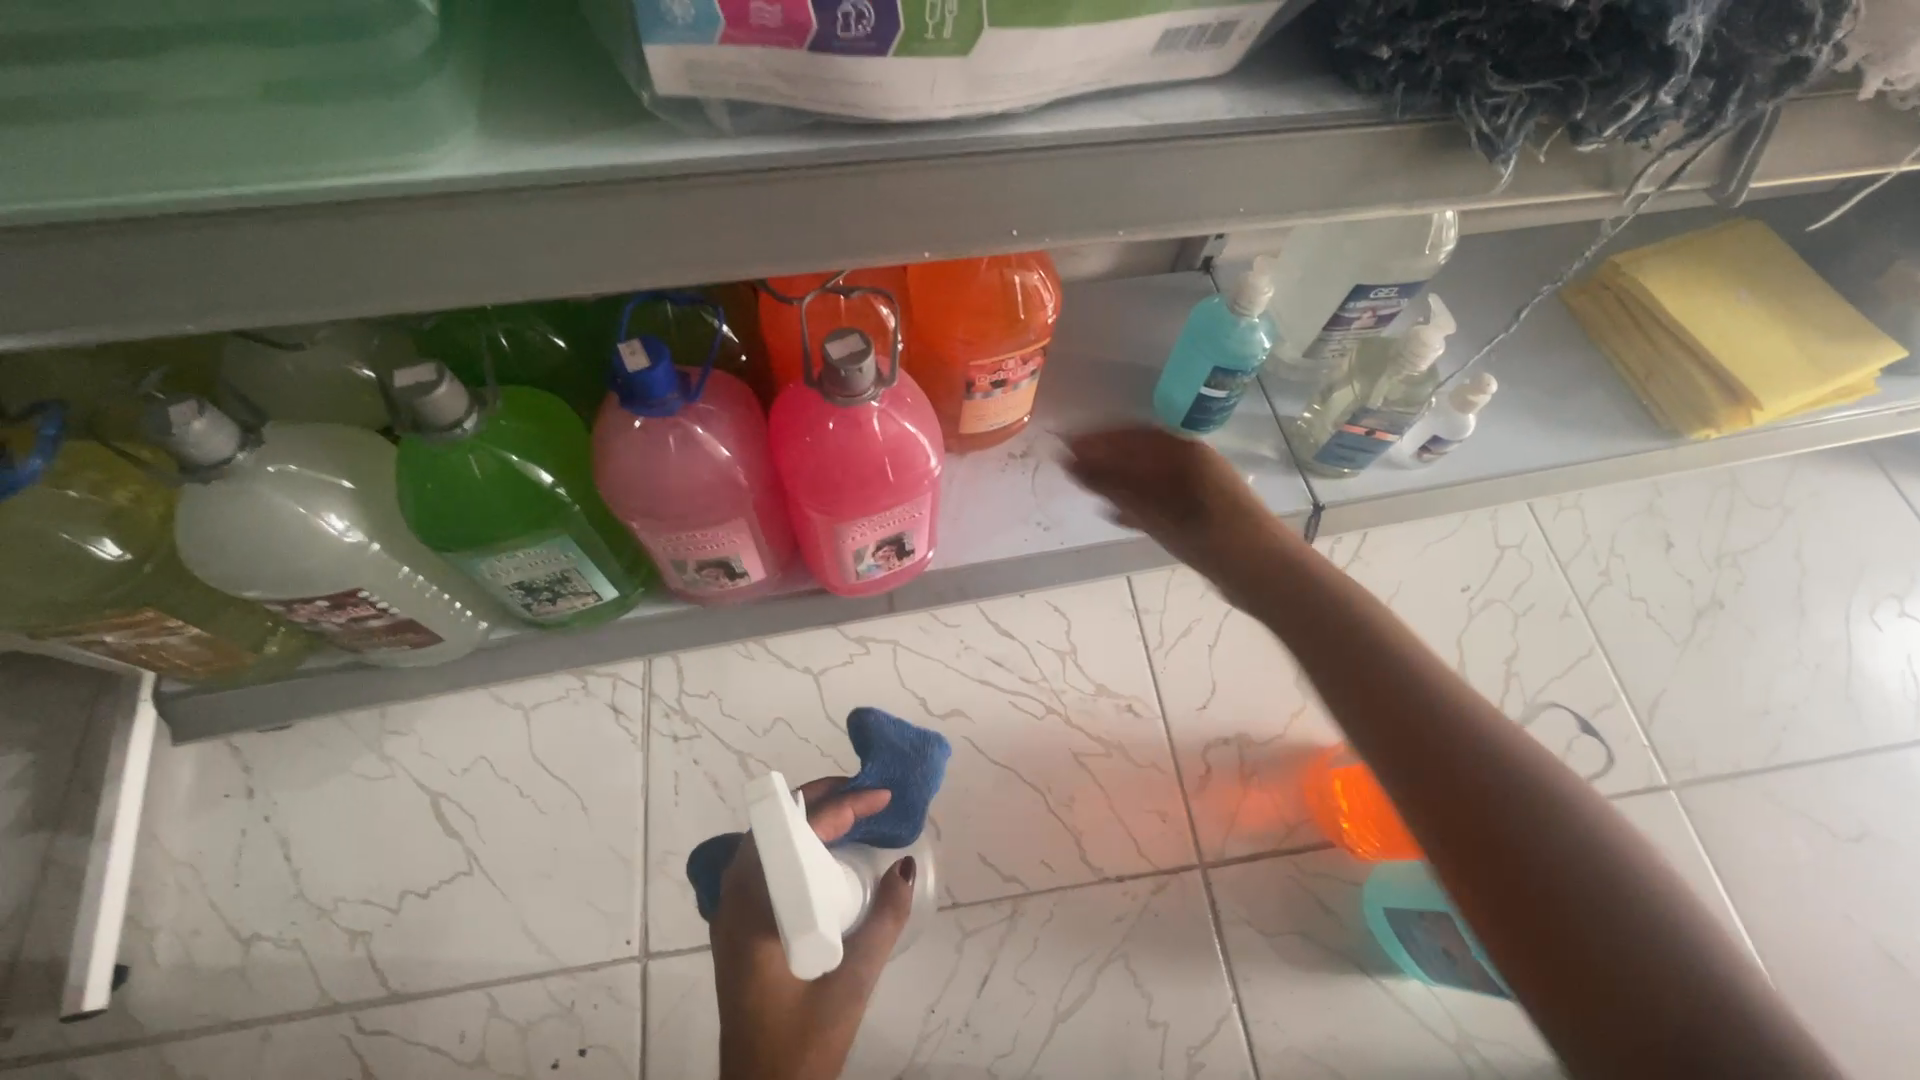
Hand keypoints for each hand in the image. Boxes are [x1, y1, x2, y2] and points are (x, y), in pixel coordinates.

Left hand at [712, 777, 916, 1079]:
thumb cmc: (804, 1041)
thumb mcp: (854, 981)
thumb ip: (883, 920)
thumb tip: (903, 866)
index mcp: (757, 908)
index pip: (799, 832)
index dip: (842, 804)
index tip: (882, 794)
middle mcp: (734, 901)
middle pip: (774, 825)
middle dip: (822, 799)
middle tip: (867, 793)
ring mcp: (730, 915)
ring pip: (766, 843)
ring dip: (806, 820)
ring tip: (852, 814)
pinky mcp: (737, 929)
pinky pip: (764, 866)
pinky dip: (796, 846)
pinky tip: (825, 855)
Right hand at [1064, 426, 1304, 603]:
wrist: (1263, 572)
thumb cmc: (1210, 534)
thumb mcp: (1156, 509)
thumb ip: (1115, 486)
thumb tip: (1073, 463)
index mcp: (1183, 452)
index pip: (1131, 435)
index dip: (1097, 439)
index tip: (1065, 445)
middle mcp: (1190, 463)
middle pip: (1138, 454)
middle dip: (1104, 460)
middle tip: (1070, 468)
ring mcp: (1196, 488)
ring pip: (1147, 478)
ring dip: (1118, 482)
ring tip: (1087, 490)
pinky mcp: (1198, 513)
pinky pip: (1159, 500)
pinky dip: (1137, 503)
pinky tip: (1118, 515)